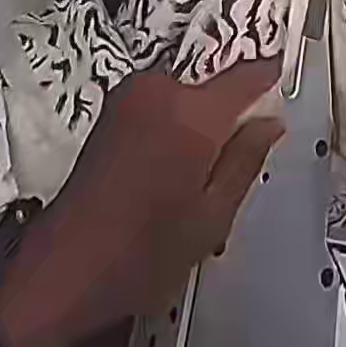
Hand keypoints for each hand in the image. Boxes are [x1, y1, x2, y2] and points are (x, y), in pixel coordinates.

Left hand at [0, 60, 284, 346]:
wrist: (62, 270)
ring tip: (197, 172)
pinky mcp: (114, 107)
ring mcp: (132, 96)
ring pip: (190, 92)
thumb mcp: (211, 217)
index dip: (270, 76)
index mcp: (191, 117)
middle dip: (233, 110)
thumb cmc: (137, 255)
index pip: (247, 76)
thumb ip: (247, 159)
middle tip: (238, 153)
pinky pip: (164, 99)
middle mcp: (159, 93)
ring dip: (203, 118)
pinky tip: (172, 166)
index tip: (283, 77)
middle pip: (216, 84)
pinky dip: (177, 120)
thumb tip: (269, 123)